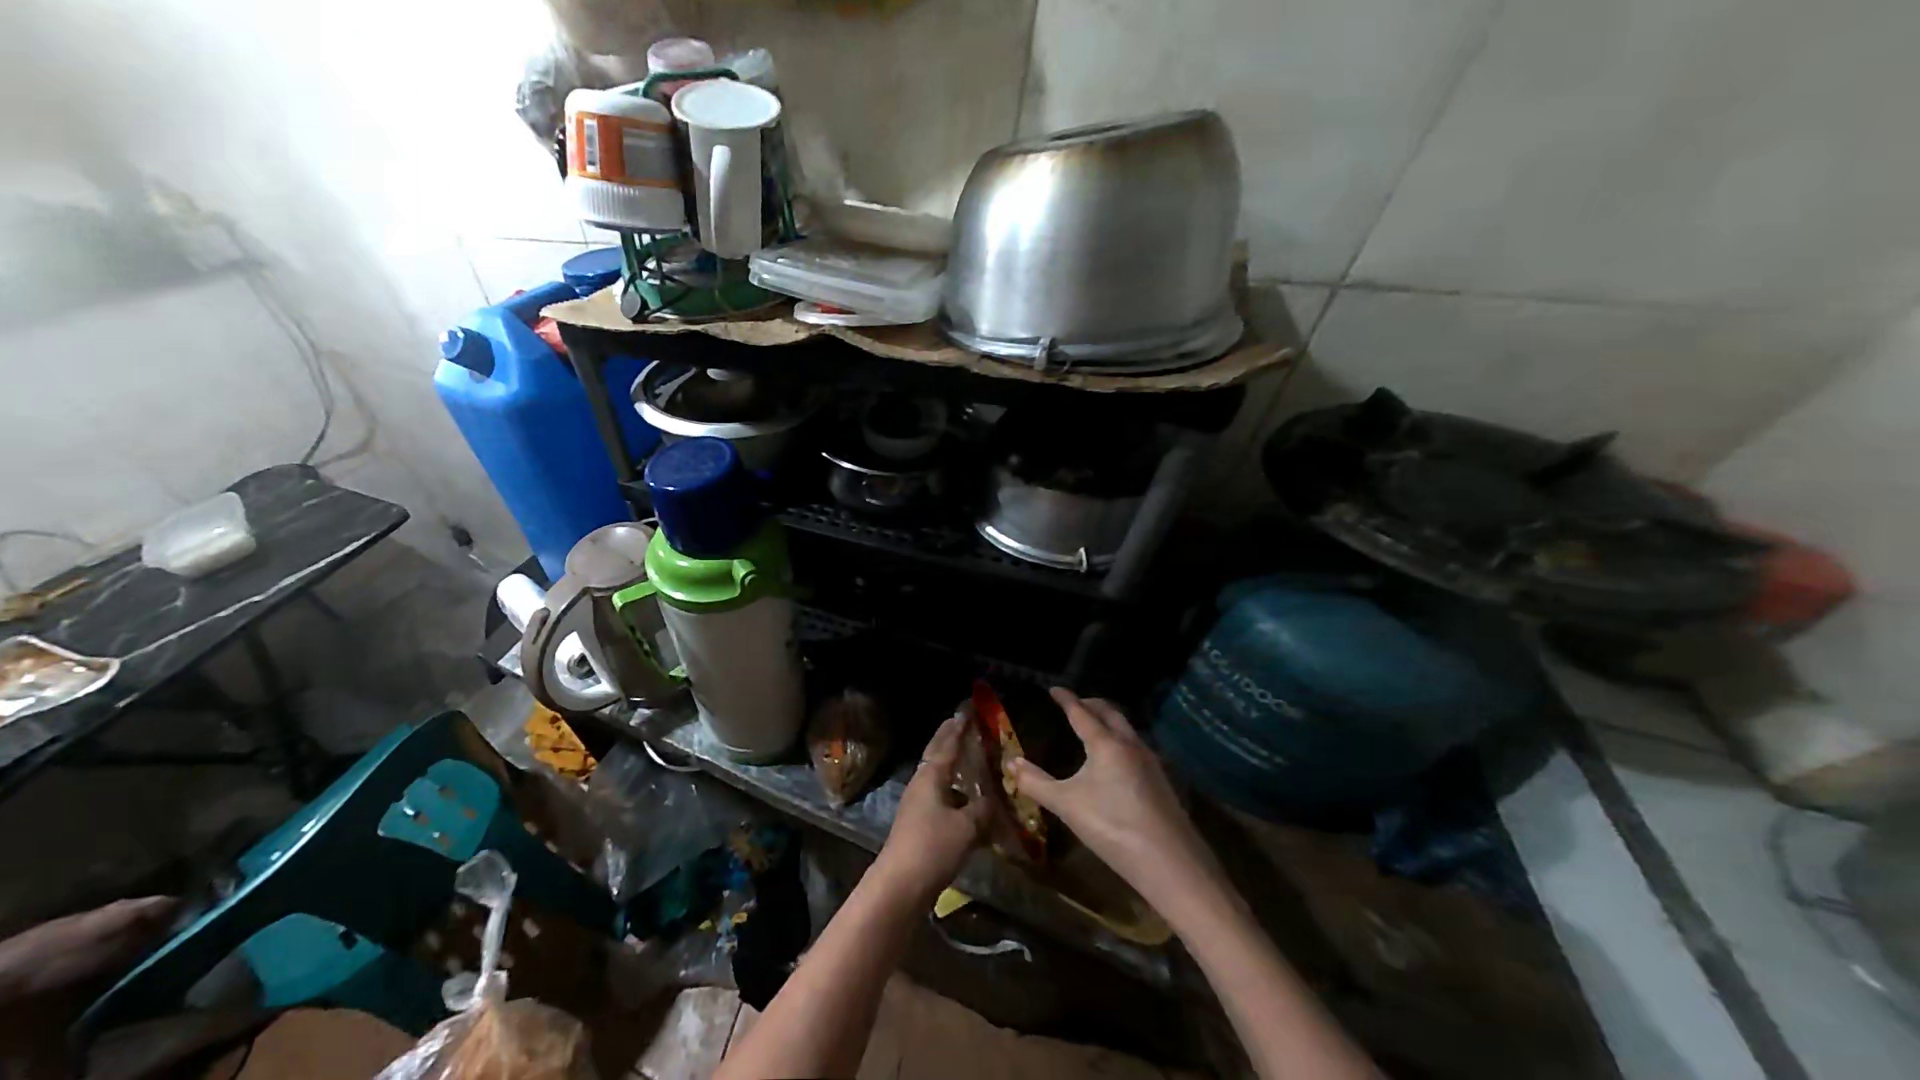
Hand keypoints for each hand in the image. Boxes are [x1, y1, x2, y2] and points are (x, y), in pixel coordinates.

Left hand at [875, 714, 988, 899]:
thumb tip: (993, 800)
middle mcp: (920, 785)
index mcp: (930, 777)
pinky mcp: (917, 826)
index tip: (966, 712)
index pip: (946, 745)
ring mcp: (916, 806)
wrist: (900, 885)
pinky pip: (938, 797)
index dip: (957, 729)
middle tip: (961, 725)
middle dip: (948, 740)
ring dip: (950, 766)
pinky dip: (952, 791)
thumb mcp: (967, 826)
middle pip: (935, 756)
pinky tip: (965, 800)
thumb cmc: (933, 846)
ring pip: (936, 777)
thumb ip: (983, 810)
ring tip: (967, 759)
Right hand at [1010, 689, 1223, 911]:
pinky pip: (1136, 745)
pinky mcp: (1160, 780)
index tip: (1054, 689)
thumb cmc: (1112, 826)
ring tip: (1094, 726)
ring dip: (1108, 720)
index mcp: (1106, 743)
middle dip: (1091, 704)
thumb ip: (1036, 783)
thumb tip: (1011, 763)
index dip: (1066, 699)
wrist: (1169, 860)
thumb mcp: (1066, 805)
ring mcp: (1150, 761)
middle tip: (1074, 703)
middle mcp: (1130, 744)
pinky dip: (1120, 738)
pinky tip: (1116, 759)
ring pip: (1127, 729)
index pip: (1082, 712)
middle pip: (1110, 713)